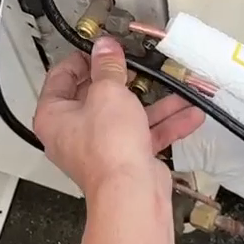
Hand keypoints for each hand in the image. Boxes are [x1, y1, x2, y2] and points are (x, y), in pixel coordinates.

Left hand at [35, 37, 204, 243]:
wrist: (132, 194)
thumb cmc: (108, 150)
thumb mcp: (108, 93)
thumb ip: (108, 67)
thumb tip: (104, 49)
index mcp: (54, 116)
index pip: (60, 78)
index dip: (80, 59)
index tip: (99, 48)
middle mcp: (73, 133)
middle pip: (97, 97)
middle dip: (124, 80)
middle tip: (135, 63)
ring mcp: (100, 147)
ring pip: (127, 116)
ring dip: (156, 103)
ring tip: (176, 88)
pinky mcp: (125, 159)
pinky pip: (145, 135)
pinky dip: (166, 124)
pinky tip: (189, 114)